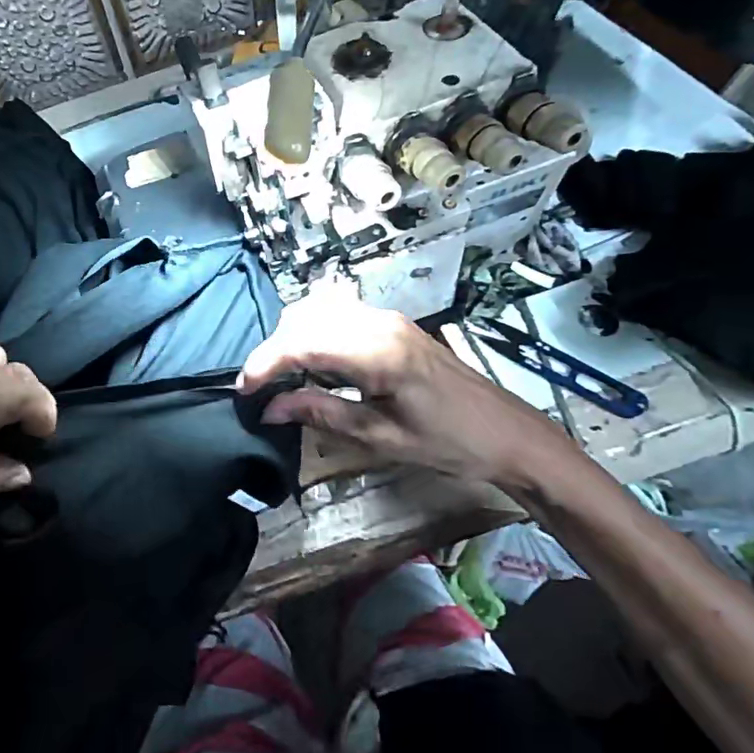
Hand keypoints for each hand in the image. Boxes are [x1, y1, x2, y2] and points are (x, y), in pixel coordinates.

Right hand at [237, 291, 566, 484]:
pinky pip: (337, 312)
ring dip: (291, 337)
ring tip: (282, 376)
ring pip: (317, 309)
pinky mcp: (391, 322)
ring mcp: (386, 317)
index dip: (265, 365)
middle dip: (273, 351)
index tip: (244, 392)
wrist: (509, 433)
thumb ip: (320, 413)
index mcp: (376, 351)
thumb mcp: (380, 437)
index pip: (301, 344)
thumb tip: (269, 407)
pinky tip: (311, 358)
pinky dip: (312, 330)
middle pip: (303, 319)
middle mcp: (377, 322)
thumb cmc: (449, 443)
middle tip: (262, 389)